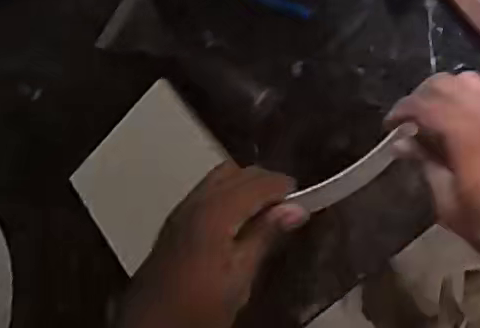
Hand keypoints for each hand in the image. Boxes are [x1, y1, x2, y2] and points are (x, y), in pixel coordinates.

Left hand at [118, 163, 309, 327]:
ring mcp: (184, 207)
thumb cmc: (198, 308)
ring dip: (246, 184)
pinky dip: (228, 191)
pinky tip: (236, 217)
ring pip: (223, 176)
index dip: (283, 186)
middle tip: (287, 205)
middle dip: (266, 182)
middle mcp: (199, 198)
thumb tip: (297, 208)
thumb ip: (266, 236)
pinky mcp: (176, 220)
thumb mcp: (239, 278)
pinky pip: (208, 188)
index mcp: (217, 209)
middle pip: (240, 172)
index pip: (258, 183)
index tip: (304, 198)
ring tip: (263, 210)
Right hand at [386, 72, 479, 293]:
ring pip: (466, 79)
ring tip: (436, 113)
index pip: (422, 104)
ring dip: (446, 90)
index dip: (401, 110)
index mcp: (462, 129)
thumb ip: (425, 164)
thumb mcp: (448, 201)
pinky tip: (465, 115)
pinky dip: (470, 94)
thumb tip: (402, 144)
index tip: (390, 125)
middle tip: (410, 119)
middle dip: (421, 96)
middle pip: (442, 83)